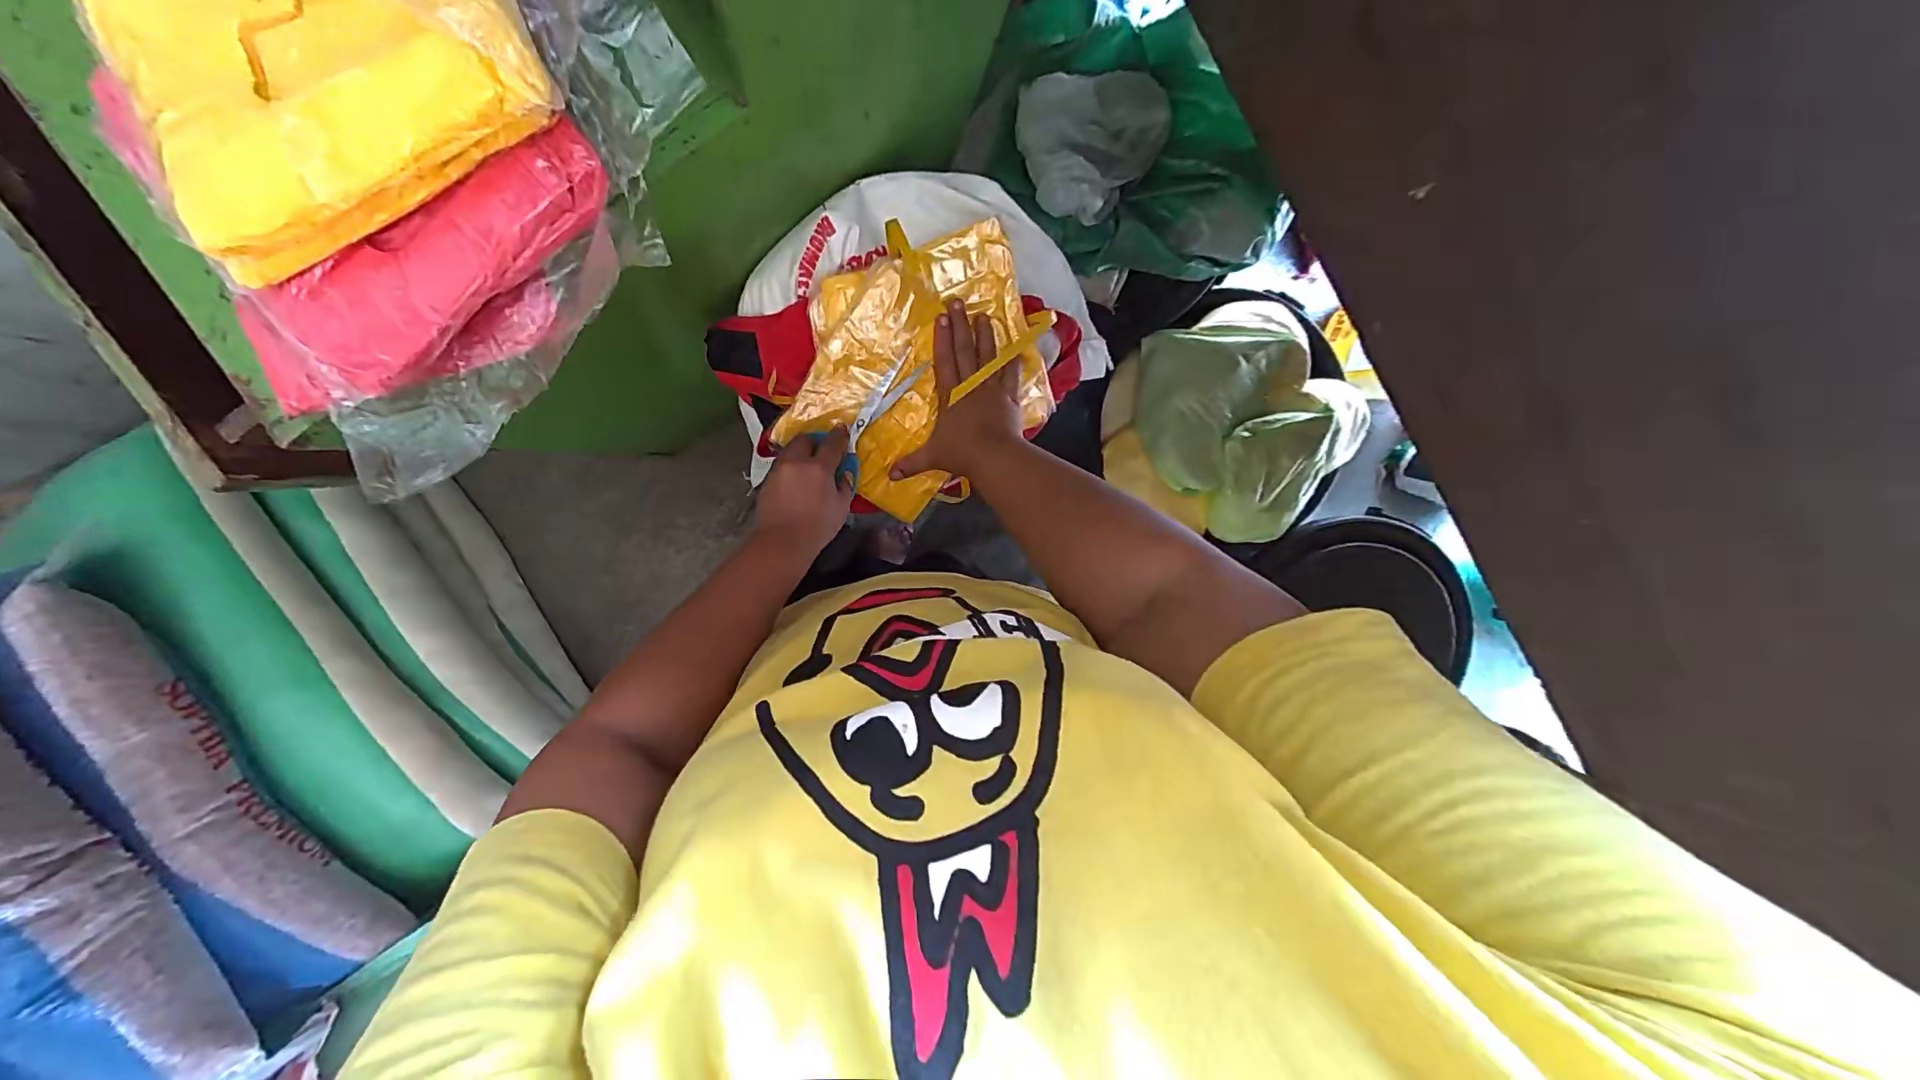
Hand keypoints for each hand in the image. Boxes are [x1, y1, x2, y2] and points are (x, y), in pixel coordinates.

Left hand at [755, 426, 853, 553]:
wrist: (781, 541)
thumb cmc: (817, 527)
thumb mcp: (841, 508)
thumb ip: (844, 486)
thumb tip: (843, 475)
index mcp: (819, 467)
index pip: (832, 444)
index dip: (839, 436)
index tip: (843, 431)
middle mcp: (796, 462)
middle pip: (805, 439)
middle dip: (815, 441)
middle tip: (823, 450)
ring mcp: (779, 470)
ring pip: (790, 450)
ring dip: (800, 452)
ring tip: (808, 464)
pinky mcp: (767, 481)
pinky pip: (782, 465)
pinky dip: (791, 466)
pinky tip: (796, 479)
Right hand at [892, 299, 1023, 479]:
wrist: (995, 458)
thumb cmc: (962, 454)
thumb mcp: (933, 457)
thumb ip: (912, 463)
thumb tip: (890, 475)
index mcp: (951, 397)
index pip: (945, 362)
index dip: (942, 339)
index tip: (942, 318)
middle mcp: (971, 387)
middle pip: (965, 352)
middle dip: (960, 326)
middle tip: (958, 303)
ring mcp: (992, 390)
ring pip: (988, 358)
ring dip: (985, 336)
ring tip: (983, 316)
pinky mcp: (1010, 398)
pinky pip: (1011, 375)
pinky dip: (1012, 362)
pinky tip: (1013, 347)